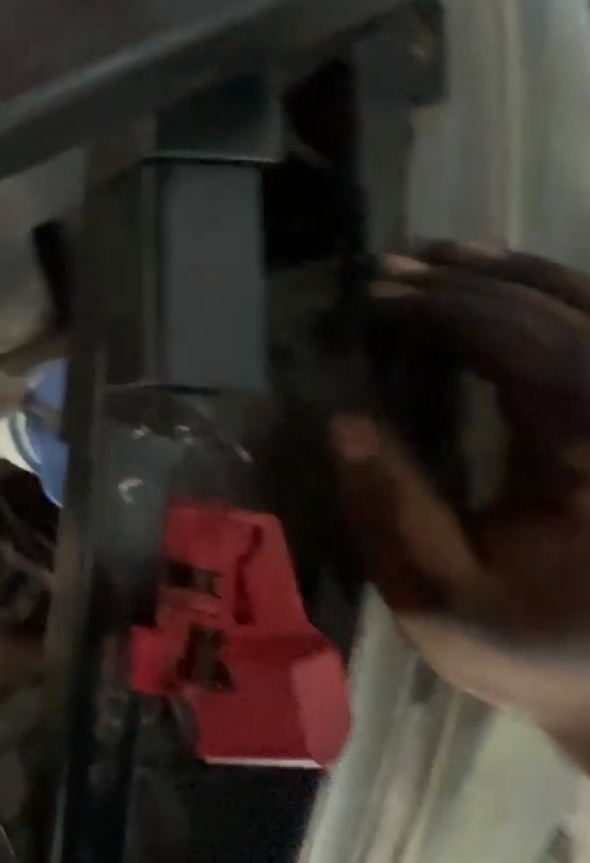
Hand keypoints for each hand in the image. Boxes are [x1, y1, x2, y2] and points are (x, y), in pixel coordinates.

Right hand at [332, 243, 589, 748]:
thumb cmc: (533, 654)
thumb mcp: (442, 601)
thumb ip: (392, 512)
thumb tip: (343, 419)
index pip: (536, 356)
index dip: (453, 313)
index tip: (374, 294)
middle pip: (575, 322)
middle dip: (475, 284)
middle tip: (387, 267)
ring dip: (522, 279)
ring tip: (439, 255)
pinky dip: (562, 302)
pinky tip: (507, 282)